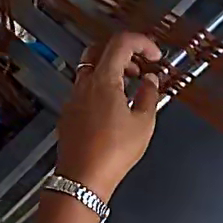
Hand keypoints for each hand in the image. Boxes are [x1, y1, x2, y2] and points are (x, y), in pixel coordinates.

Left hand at [55, 32, 162, 201]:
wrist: (83, 179)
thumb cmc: (110, 154)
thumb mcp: (143, 123)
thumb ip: (150, 95)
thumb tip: (151, 82)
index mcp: (104, 81)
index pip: (121, 43)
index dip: (142, 43)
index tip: (153, 54)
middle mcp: (84, 85)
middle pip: (100, 50)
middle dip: (123, 53)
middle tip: (140, 66)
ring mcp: (73, 99)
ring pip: (90, 70)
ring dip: (111, 71)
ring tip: (129, 88)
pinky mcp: (69, 114)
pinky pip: (84, 90)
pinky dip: (100, 88)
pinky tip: (113, 107)